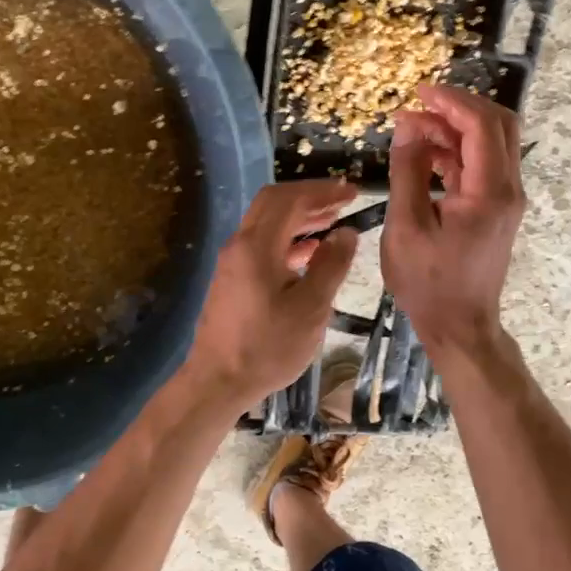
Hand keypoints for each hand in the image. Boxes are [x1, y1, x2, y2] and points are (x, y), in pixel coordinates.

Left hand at [183, 180, 359, 406]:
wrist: (218, 380)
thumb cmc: (268, 347)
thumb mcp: (311, 308)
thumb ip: (331, 266)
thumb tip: (345, 232)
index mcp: (256, 246)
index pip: (288, 199)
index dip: (322, 190)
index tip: (352, 191)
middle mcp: (238, 245)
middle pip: (272, 203)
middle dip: (309, 197)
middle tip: (343, 201)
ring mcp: (232, 262)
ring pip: (266, 224)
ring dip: (298, 218)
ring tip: (333, 222)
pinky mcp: (232, 279)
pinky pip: (261, 244)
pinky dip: (287, 239)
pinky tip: (310, 252)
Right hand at [381, 85, 525, 354]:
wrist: (459, 325)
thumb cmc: (428, 282)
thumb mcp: (405, 225)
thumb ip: (408, 171)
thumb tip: (406, 127)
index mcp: (490, 192)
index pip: (481, 126)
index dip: (451, 102)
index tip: (417, 92)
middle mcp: (508, 189)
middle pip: (498, 126)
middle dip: (458, 108)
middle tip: (418, 106)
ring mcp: (505, 200)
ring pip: (491, 144)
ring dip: (455, 129)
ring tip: (412, 130)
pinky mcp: (495, 210)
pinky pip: (481, 166)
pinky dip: (456, 151)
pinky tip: (424, 154)